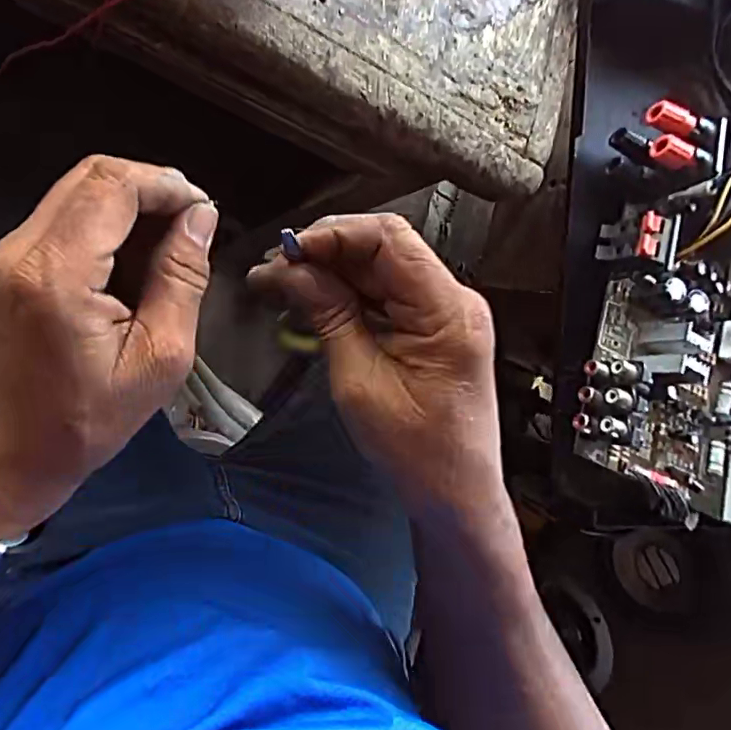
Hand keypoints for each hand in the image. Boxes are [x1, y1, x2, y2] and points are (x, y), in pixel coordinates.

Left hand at [0, 155, 216, 536]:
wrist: (22, 447)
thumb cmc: (92, 416)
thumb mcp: (161, 356)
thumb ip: (183, 278)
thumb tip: (201, 218)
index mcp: (57, 276)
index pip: (113, 187)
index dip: (167, 186)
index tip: (202, 213)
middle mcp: (23, 251)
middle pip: (94, 174)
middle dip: (153, 187)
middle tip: (191, 222)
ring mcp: (11, 252)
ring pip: (82, 187)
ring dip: (134, 201)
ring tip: (170, 239)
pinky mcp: (14, 259)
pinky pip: (69, 211)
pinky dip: (112, 217)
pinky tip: (137, 252)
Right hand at [246, 214, 501, 516]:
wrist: (455, 495)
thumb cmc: (419, 453)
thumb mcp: (360, 383)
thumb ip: (330, 316)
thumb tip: (295, 271)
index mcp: (448, 311)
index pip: (389, 239)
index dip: (333, 235)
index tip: (289, 250)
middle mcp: (454, 301)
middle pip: (382, 248)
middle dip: (325, 252)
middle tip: (276, 268)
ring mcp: (444, 311)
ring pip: (379, 267)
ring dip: (330, 271)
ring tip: (283, 284)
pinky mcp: (431, 325)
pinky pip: (385, 292)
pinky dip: (346, 292)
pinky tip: (311, 300)